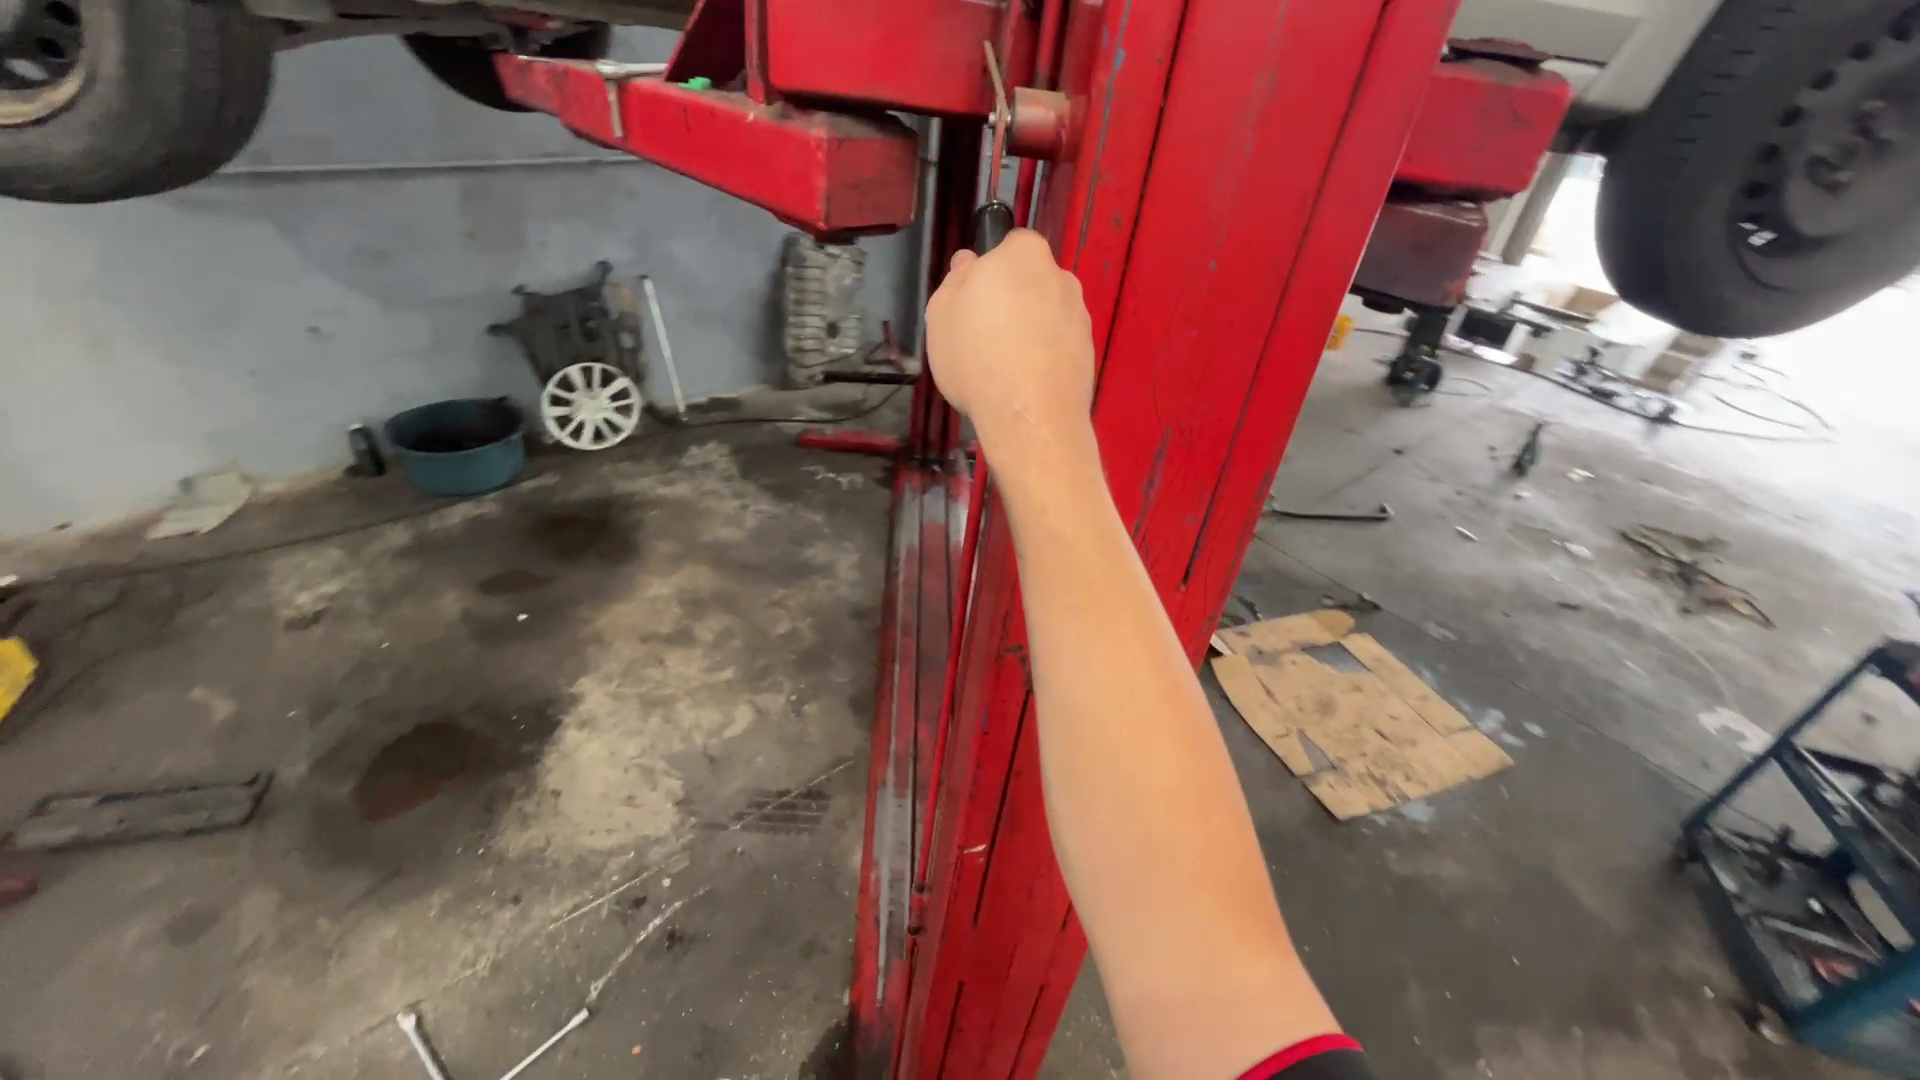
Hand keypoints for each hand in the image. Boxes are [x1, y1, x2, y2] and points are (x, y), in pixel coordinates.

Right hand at [925, 230, 1095, 460]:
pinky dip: (1046, 356)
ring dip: (1031, 330)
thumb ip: (956, 280)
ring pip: (1047, 314)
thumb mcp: (941, 313)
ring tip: (1005, 366)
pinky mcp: (1089, 351)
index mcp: (1024, 254)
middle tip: (985, 334)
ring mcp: (1080, 315)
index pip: (1012, 242)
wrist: (1030, 415)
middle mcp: (1061, 276)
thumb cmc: (977, 355)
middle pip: (1032, 281)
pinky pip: (1060, 344)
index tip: (976, 297)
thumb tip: (969, 264)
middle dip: (1014, 299)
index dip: (992, 268)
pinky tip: (1025, 382)